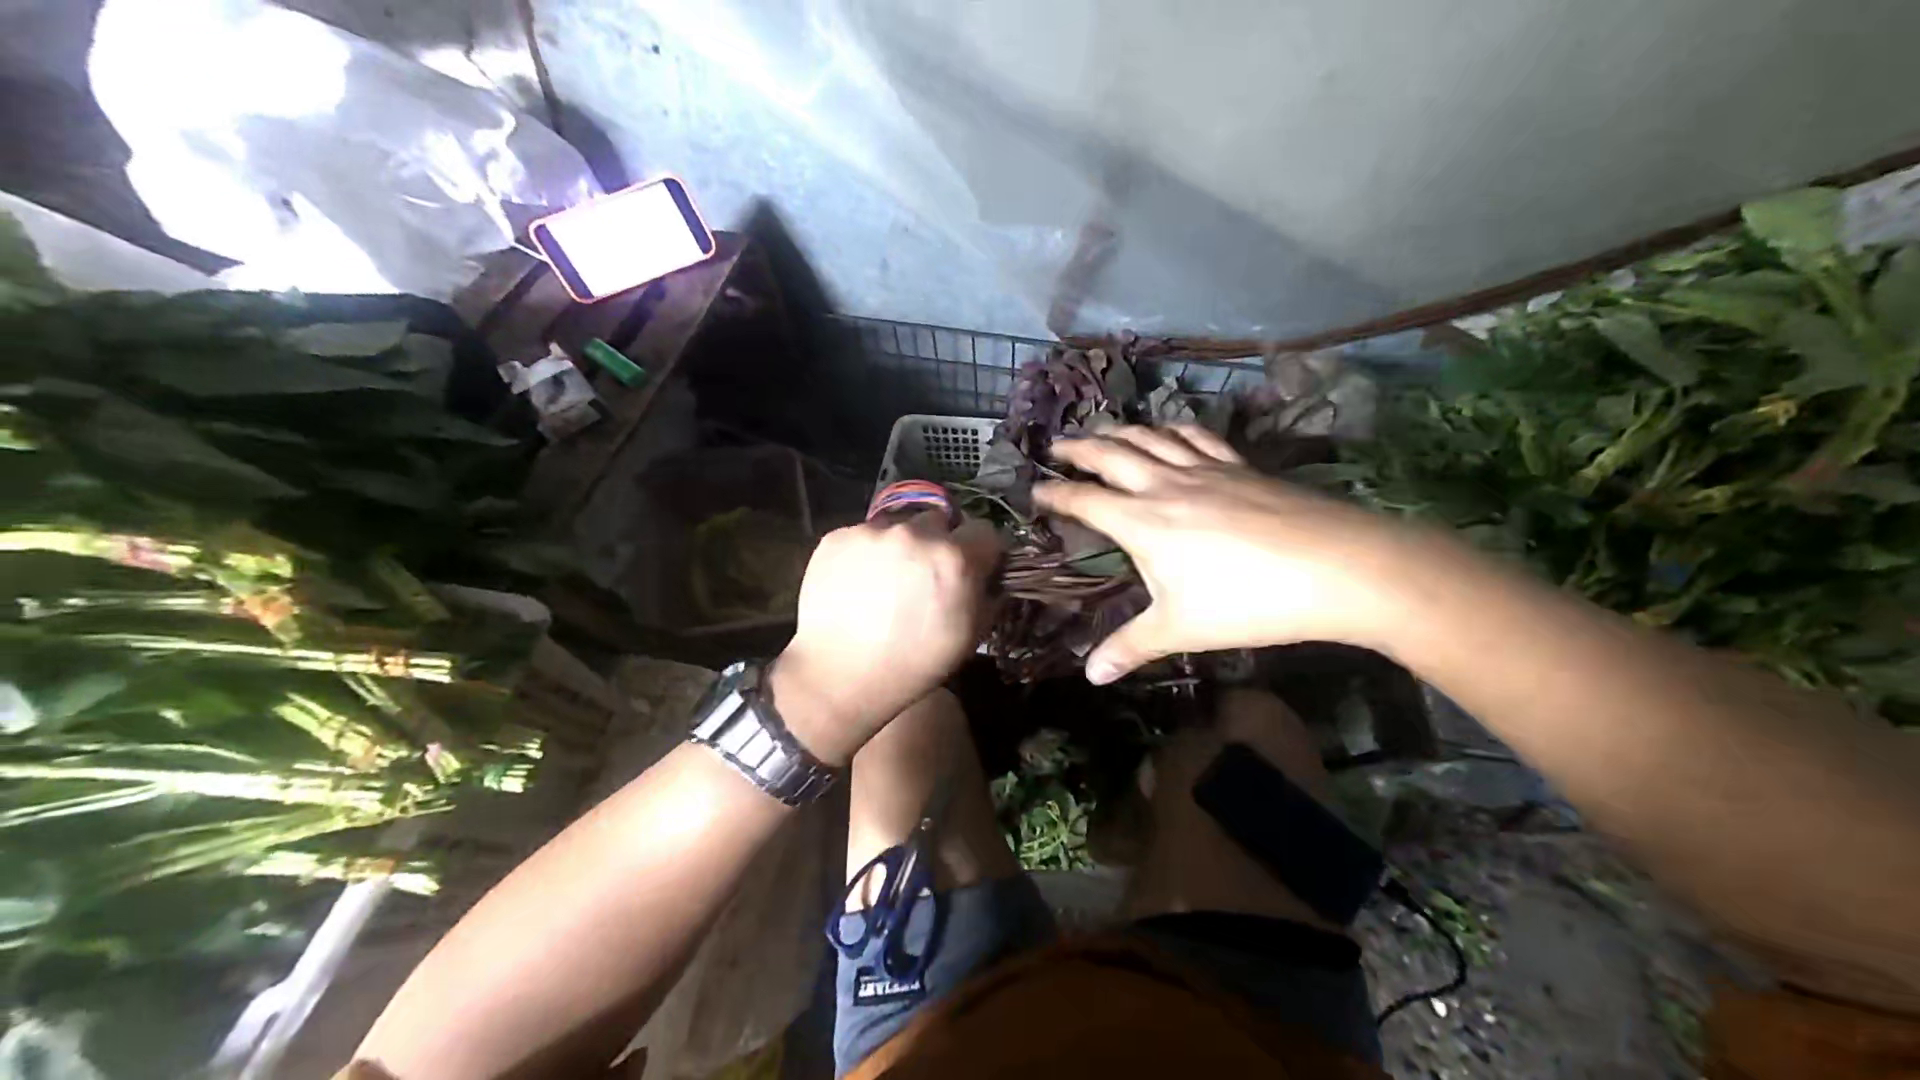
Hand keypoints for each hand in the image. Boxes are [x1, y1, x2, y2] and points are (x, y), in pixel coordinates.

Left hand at [770, 512, 1000, 765]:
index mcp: (955, 557)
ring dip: (902, 546)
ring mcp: (873, 532)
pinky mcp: (838, 537)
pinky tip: (860, 583)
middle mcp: (915, 533)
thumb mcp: (971, 635)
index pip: (984, 530)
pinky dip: (867, 553)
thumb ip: (989, 595)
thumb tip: (992, 575)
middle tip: (926, 576)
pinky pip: (864, 536)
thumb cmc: (915, 663)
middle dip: (939, 544)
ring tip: (888, 581)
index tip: (973, 567)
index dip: (981, 550)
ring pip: (899, 526)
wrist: (841, 676)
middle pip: (939, 522)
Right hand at [1035, 425, 1425, 683]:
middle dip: (1079, 448)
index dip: (1055, 493)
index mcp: (1142, 522)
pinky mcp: (1240, 467)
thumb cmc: (1247, 601)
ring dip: (1120, 431)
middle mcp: (1165, 485)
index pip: (1085, 499)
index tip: (1034, 489)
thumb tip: (1091, 676)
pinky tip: (1169, 430)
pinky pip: (1197, 437)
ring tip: (1102, 431)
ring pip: (1151, 438)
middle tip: (1056, 444)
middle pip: (1111, 455)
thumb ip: (1131, 648)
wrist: (1336, 567)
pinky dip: (1173, 428)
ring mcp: (1205, 470)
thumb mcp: (1180, 629)